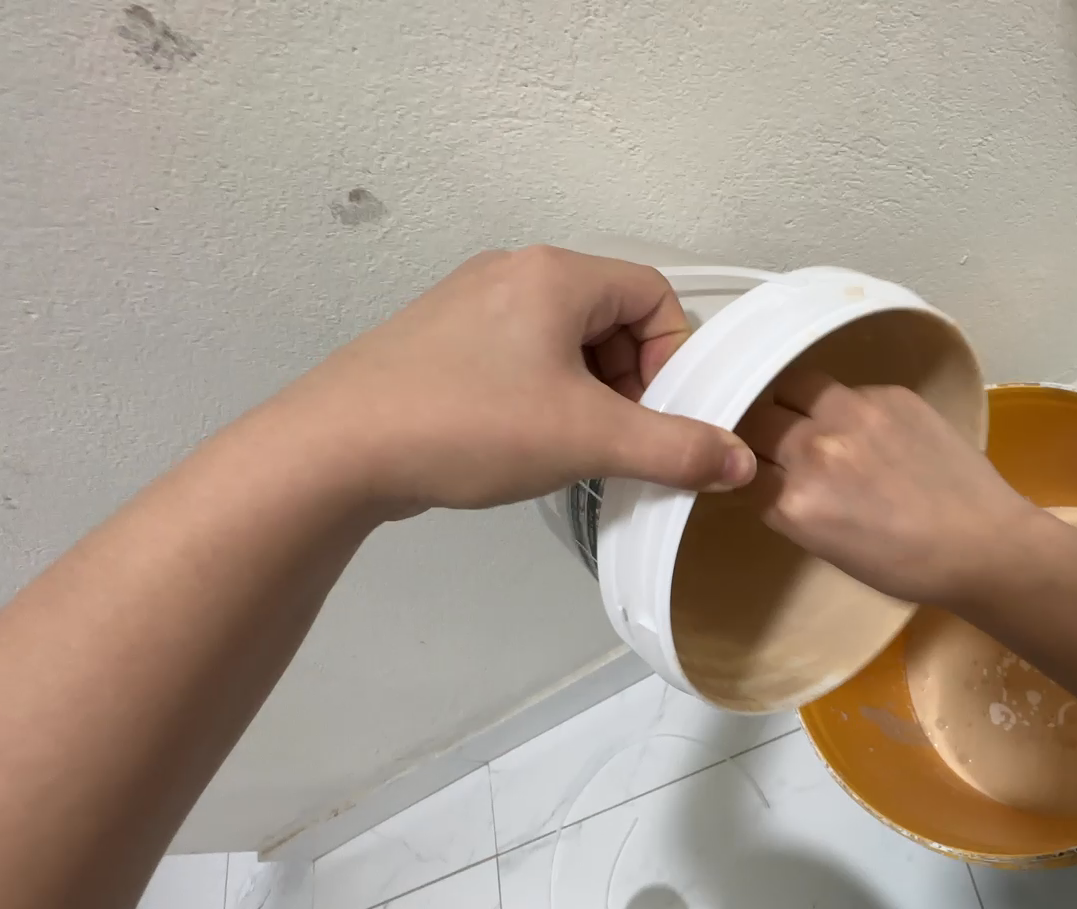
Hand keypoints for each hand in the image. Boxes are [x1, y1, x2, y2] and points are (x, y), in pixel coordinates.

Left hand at [266, 246, 756, 516]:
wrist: (334, 452)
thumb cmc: (472, 425)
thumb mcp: (592, 439)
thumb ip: (678, 450)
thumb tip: (743, 465)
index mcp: (557, 275)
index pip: (655, 297)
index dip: (674, 358)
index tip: (659, 414)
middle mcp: (516, 275)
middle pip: (616, 320)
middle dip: (635, 382)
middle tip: (622, 436)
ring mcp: (476, 307)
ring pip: (573, 344)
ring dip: (596, 395)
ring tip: (577, 445)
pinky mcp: (450, 343)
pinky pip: (531, 359)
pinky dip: (554, 397)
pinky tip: (532, 440)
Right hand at [737, 369, 1046, 605]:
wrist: (982, 543)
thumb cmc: (905, 566)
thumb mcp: (828, 549)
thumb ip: (791, 506)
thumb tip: (772, 474)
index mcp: (796, 501)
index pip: (740, 469)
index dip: (742, 468)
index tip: (752, 468)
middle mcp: (815, 449)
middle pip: (756, 419)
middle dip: (757, 431)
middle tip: (775, 442)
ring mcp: (854, 413)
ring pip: (794, 387)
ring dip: (792, 405)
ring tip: (811, 421)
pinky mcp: (890, 393)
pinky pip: (845, 389)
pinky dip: (842, 407)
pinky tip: (867, 429)